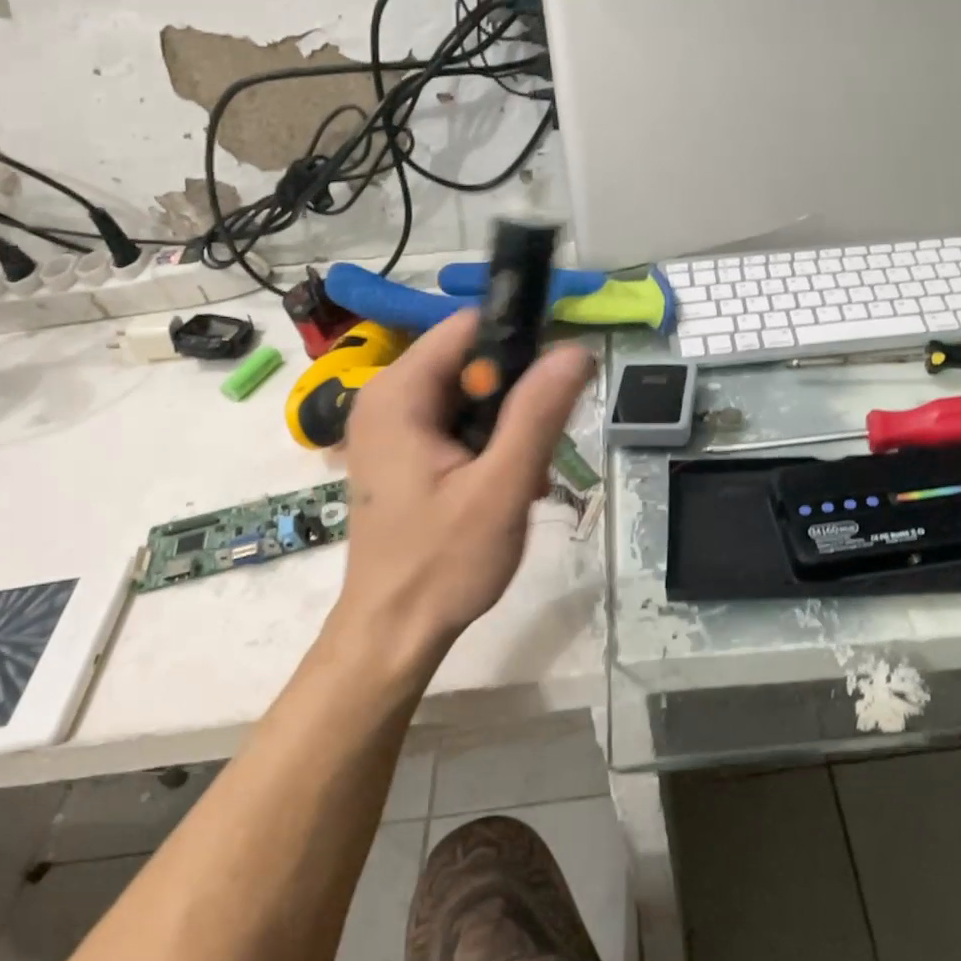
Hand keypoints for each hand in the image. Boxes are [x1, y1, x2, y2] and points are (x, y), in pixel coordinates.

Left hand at [327, 311, 594, 664]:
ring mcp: (389, 432)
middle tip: (543, 454)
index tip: (560, 387)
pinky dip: (487, 451)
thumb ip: (538, 415)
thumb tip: (576, 352)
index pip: (468, 328)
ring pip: (467, 402)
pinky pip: (454, 432)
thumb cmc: (445, 563)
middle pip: (469, 366)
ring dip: (508, 432)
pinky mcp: (400, 460)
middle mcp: (385, 401)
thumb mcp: (502, 487)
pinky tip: (506, 491)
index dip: (521, 345)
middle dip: (517, 401)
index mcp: (398, 395)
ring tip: (527, 481)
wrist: (394, 631)